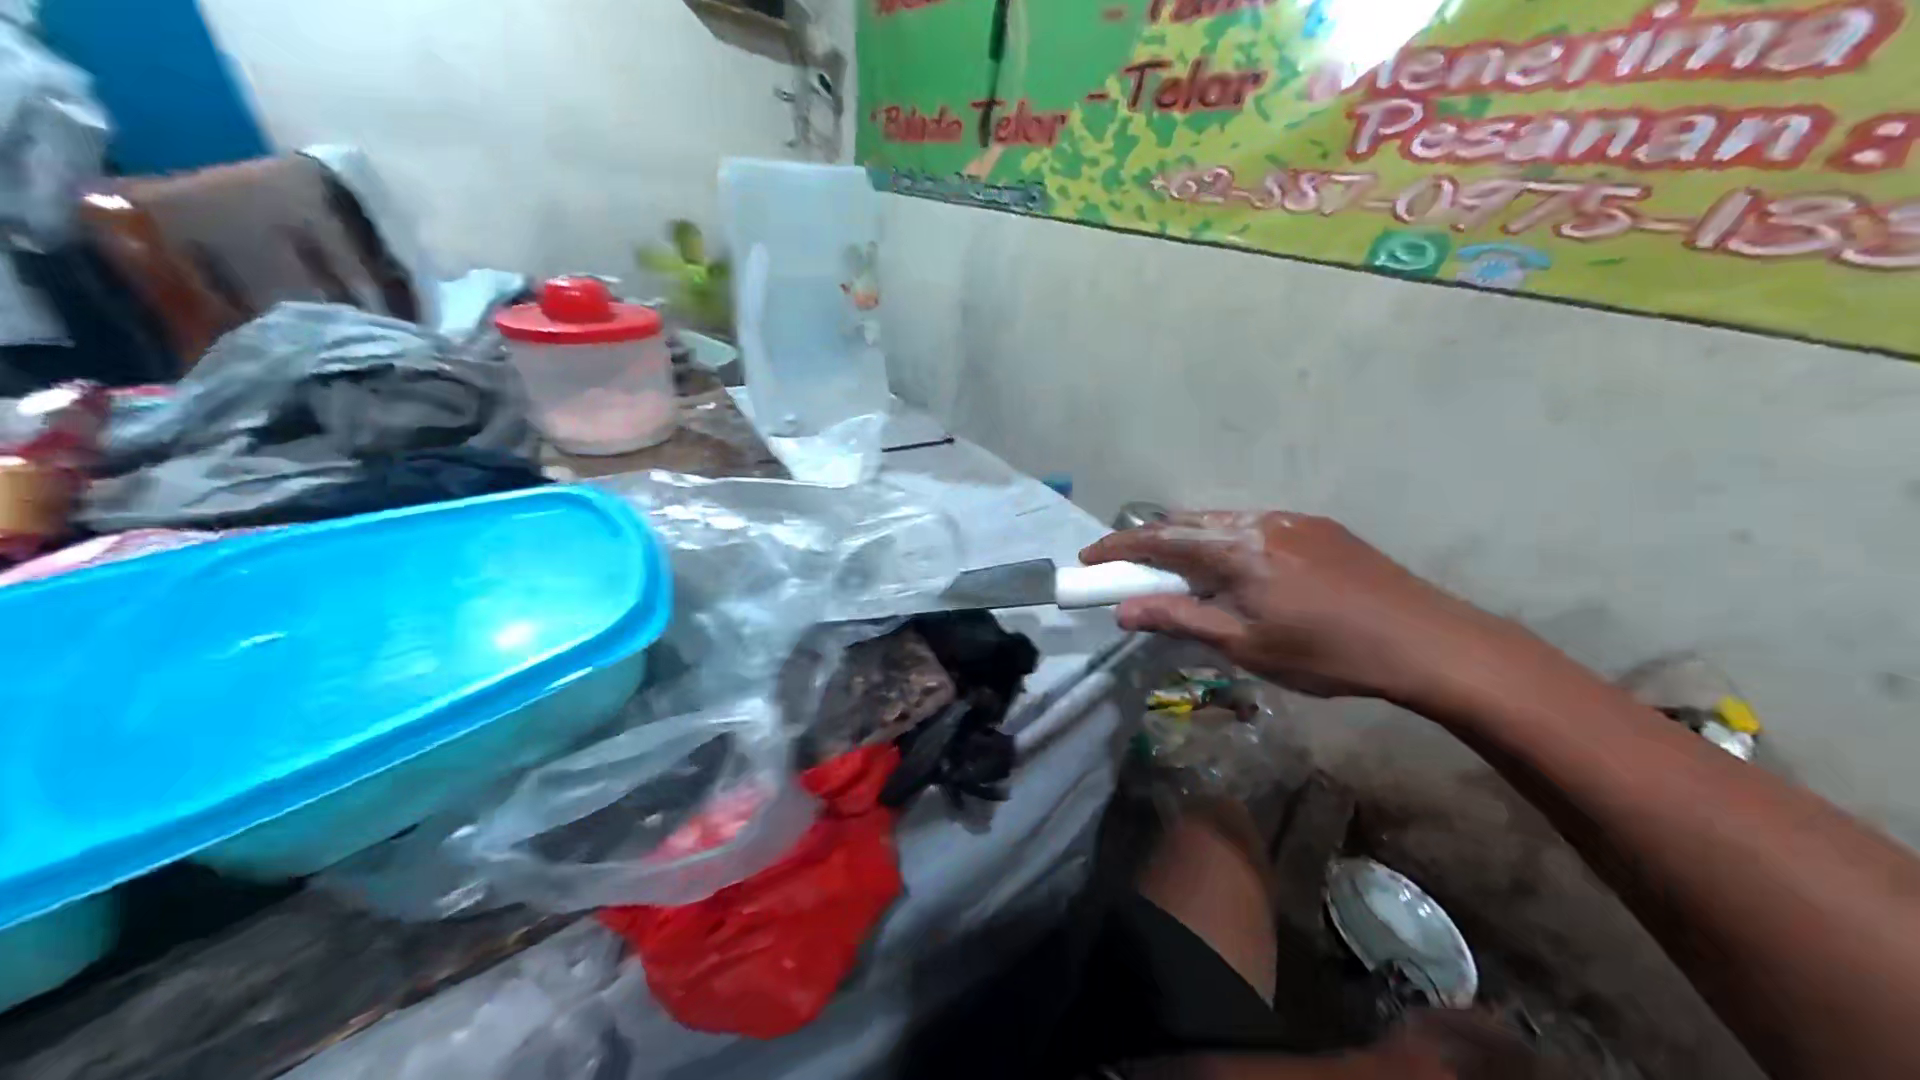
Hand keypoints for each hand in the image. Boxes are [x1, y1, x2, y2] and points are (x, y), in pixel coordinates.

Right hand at [1079, 511, 1515, 704]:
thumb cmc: (1328, 653)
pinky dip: (1224, 543)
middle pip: (1187, 522)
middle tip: (1129, 570)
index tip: (1087, 558)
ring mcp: (1293, 520)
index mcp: (1238, 549)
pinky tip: (1235, 572)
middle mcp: (1260, 521)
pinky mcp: (1319, 528)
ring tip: (1179, 574)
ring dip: (1189, 542)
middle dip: (1150, 541)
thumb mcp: (1245, 645)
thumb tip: (1124, 611)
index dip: (1118, 547)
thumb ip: (1181, 619)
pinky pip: (1252, 526)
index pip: (1160, 539)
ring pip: (1221, 522)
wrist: (1429, 642)